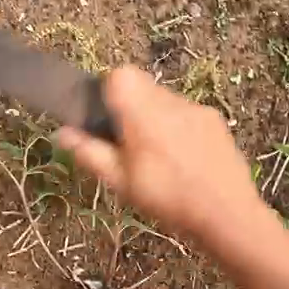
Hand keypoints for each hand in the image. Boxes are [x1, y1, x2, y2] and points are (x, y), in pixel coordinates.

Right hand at [56, 66, 267, 246]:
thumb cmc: (168, 198)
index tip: (107, 122)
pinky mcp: (215, 120)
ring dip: (155, 119)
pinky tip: (183, 160)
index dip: (108, 93)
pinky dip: (179, 128)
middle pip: (142, 86)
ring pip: (165, 101)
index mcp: (142, 112)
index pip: (119, 75)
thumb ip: (91, 154)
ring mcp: (196, 109)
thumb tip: (61, 132)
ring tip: (158, 158)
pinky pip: (187, 114)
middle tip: (128, 145)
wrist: (226, 213)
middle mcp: (170, 101)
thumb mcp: (122, 182)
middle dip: (130, 108)